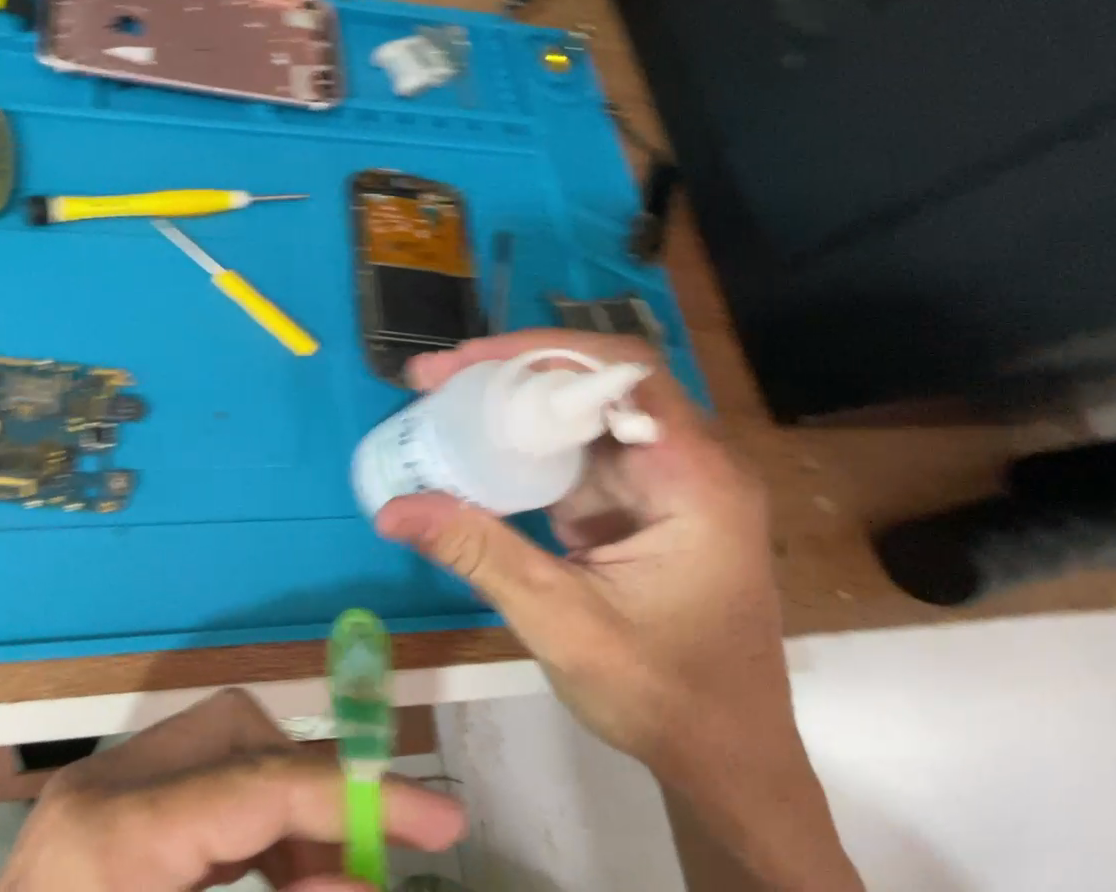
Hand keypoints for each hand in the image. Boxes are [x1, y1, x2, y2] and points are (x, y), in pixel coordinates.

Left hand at [0, 689, 465, 891]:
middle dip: (312, 790)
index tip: (442, 820)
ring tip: (320, 885)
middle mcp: (102, 787)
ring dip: (283, 811)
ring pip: (217, 750)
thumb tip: (367, 884)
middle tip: (363, 870)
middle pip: (238, 732)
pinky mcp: (95, 811)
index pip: (260, 781)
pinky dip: (244, 827)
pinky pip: (191, 787)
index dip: (359, 796)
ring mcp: (92, 792)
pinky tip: (269, 881)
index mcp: (117, 832)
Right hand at [376, 330, 861, 889]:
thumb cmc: (665, 694)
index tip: (462, 365)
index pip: (622, 376)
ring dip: (512, 411)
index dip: (540, 354)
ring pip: (582, 421)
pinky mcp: (638, 511)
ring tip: (439, 406)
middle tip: (432, 381)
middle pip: (598, 388)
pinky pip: (575, 461)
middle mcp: (688, 467)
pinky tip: (472, 456)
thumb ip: (478, 554)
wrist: (724, 761)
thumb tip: (391, 508)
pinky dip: (521, 453)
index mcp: (696, 481)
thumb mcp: (561, 622)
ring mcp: (662, 489)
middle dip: (512, 375)